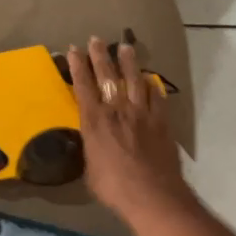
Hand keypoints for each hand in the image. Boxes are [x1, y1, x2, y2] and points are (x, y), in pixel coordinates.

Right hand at [67, 35, 193, 222]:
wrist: (152, 196)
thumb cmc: (113, 187)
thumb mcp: (90, 168)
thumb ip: (91, 148)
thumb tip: (91, 142)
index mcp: (94, 121)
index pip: (83, 86)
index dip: (78, 66)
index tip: (74, 49)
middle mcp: (117, 110)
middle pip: (108, 76)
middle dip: (100, 56)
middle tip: (96, 39)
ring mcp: (142, 114)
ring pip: (135, 80)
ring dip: (129, 63)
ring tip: (126, 47)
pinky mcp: (162, 122)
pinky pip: (157, 98)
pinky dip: (153, 87)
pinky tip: (151, 80)